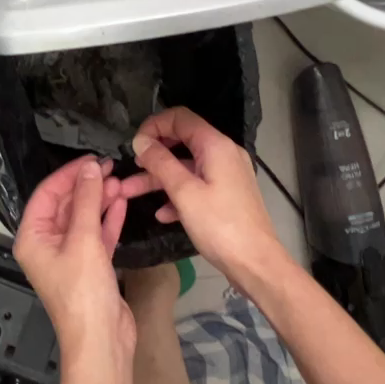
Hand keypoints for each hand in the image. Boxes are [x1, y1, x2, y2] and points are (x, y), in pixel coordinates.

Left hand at [14, 155, 134, 355]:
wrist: (101, 340)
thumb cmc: (83, 291)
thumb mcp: (83, 240)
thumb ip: (87, 200)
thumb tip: (91, 168)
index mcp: (32, 238)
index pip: (47, 194)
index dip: (68, 174)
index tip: (91, 160)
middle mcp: (46, 245)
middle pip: (65, 205)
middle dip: (86, 186)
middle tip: (110, 166)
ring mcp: (68, 257)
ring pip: (83, 219)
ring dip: (99, 200)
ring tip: (119, 181)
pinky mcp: (89, 267)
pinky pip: (96, 234)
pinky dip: (107, 219)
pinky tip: (121, 203)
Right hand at [129, 107, 295, 291]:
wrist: (256, 264)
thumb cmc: (220, 226)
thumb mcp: (184, 193)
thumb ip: (160, 163)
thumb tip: (140, 140)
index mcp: (216, 146)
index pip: (180, 118)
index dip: (154, 126)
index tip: (134, 145)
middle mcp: (223, 154)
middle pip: (181, 143)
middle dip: (152, 155)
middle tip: (129, 168)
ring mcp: (226, 176)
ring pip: (185, 168)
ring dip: (158, 179)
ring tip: (128, 192)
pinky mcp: (225, 196)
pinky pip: (196, 186)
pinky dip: (177, 195)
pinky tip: (161, 214)